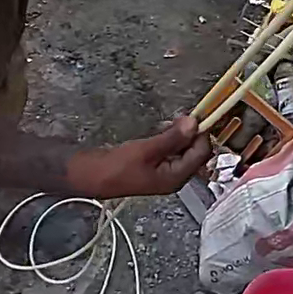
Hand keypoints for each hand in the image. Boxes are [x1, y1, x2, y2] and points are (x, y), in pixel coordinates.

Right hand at [67, 116, 211, 197]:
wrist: (91, 175)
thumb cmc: (117, 166)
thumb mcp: (147, 150)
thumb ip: (173, 137)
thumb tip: (194, 123)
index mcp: (177, 178)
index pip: (201, 154)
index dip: (201, 134)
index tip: (195, 115)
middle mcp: (175, 177)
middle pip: (195, 152)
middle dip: (192, 134)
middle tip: (181, 117)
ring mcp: (165, 172)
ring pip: (184, 150)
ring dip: (181, 134)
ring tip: (171, 122)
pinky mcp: (156, 165)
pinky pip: (172, 150)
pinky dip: (171, 138)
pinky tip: (163, 129)